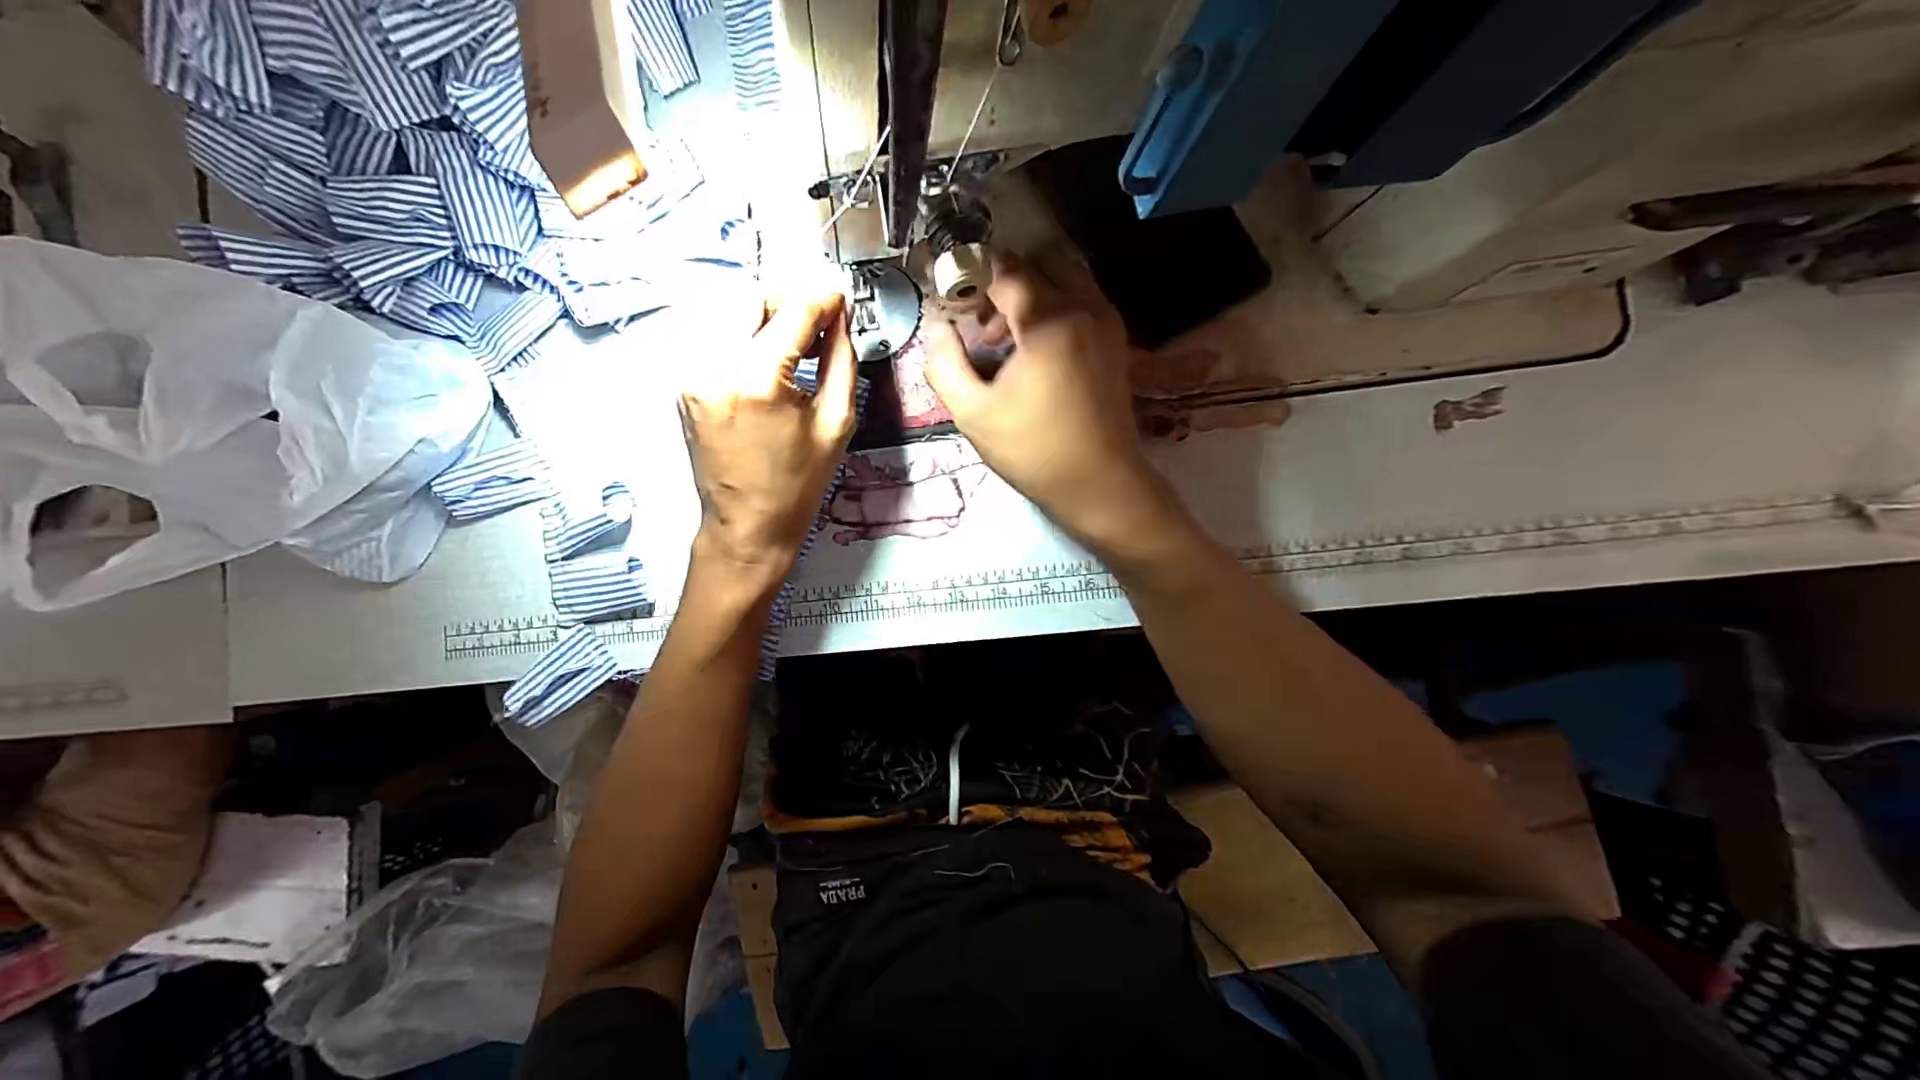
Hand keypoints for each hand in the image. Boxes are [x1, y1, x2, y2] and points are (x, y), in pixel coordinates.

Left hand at [680, 293, 857, 592]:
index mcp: (758, 380)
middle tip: (816, 326)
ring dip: (764, 317)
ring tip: (793, 348)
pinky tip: (767, 364)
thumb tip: (841, 318)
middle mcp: (715, 367)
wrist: (747, 525)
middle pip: (751, 296)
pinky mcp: (684, 384)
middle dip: (788, 302)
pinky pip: (714, 337)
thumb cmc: (796, 485)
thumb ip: (841, 360)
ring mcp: (692, 374)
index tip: (839, 303)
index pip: (793, 309)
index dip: (822, 299)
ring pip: (728, 311)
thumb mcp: (836, 422)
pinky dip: (743, 337)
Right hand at [924, 250, 1183, 556]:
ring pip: (1065, 278)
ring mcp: (1107, 323)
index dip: (972, 280)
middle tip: (979, 322)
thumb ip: (945, 364)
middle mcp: (1085, 308)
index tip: (953, 305)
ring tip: (1004, 341)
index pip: (1005, 271)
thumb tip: (937, 328)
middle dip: (1004, 283)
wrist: (1100, 483)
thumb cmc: (1033, 450)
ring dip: (1032, 294)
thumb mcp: (973, 413)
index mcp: (1049, 320)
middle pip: (1039, 264)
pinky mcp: (1116, 342)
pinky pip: (1082, 302)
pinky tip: (1033, 353)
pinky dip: (1055, 309)